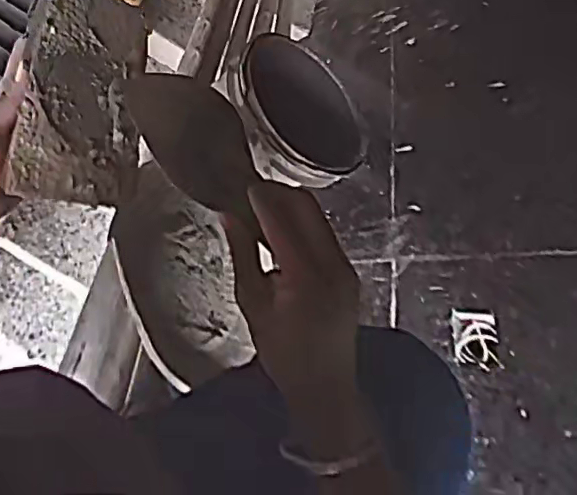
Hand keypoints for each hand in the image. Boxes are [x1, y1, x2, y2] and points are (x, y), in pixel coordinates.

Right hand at [222, 182, 367, 454]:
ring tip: (261, 206)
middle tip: (250, 191)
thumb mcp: (251, 302)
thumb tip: (228, 214)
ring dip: (289, 202)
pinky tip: (280, 227)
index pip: (281, 218)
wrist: (326, 389)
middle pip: (306, 205)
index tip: (240, 186)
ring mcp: (345, 267)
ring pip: (317, 213)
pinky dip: (301, 218)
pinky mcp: (348, 270)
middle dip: (277, 191)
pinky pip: (323, 229)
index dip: (259, 197)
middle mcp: (333, 265)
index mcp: (306, 276)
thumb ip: (242, 252)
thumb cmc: (283, 352)